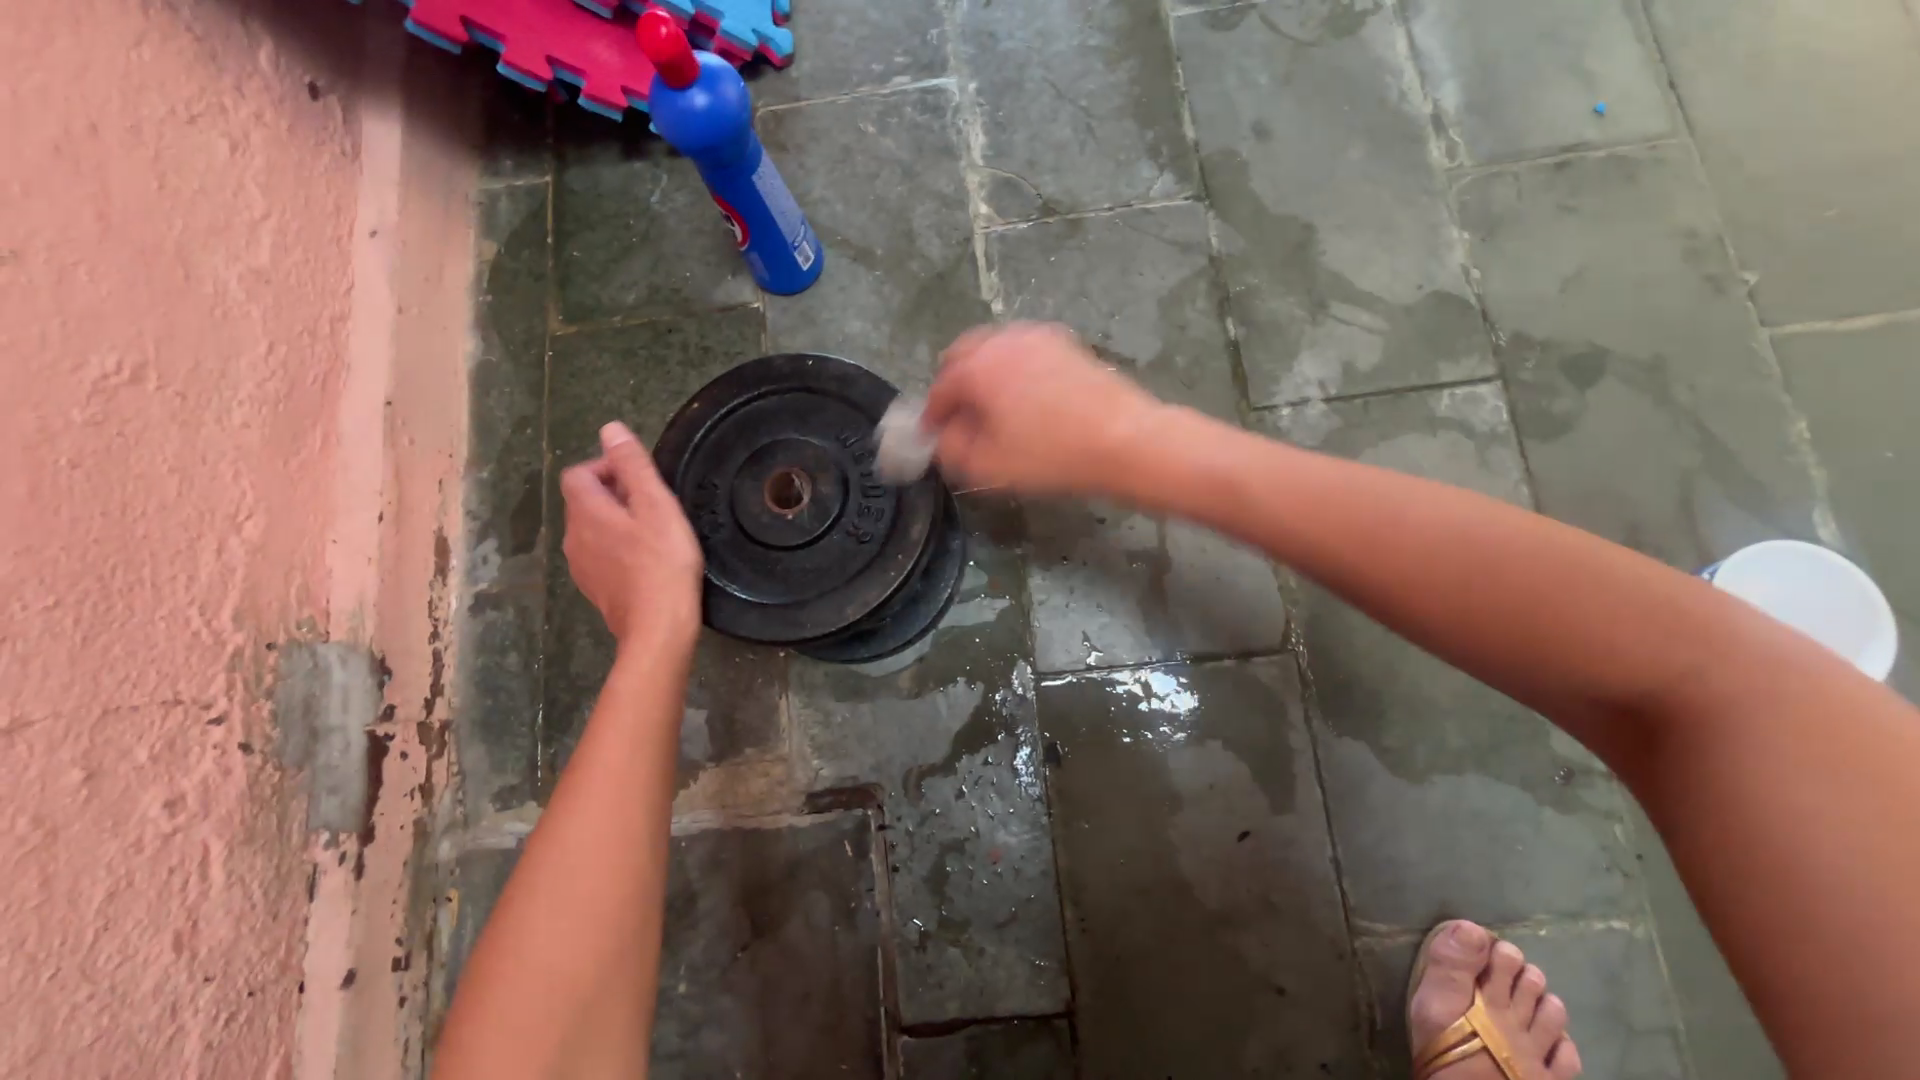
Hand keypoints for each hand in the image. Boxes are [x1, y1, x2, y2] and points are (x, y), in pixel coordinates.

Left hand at [559, 422, 703, 644]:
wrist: (657, 627)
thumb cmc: (663, 562)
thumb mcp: (656, 506)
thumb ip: (633, 466)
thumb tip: (610, 430)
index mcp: (586, 511)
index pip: (579, 473)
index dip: (607, 469)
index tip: (641, 481)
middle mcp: (574, 536)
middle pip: (584, 501)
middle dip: (614, 495)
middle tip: (654, 506)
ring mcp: (581, 566)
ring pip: (592, 530)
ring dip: (616, 523)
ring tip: (653, 534)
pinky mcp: (594, 588)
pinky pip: (600, 555)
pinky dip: (618, 550)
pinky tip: (646, 563)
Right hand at [923, 322, 1165, 496]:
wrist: (1125, 439)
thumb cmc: (1051, 455)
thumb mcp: (989, 466)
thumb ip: (951, 450)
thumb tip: (941, 438)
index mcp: (977, 366)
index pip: (939, 389)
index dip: (932, 417)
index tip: (934, 439)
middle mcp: (1002, 340)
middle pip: (962, 356)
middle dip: (956, 386)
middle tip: (962, 420)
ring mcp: (1037, 336)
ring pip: (994, 350)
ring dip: (985, 375)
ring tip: (994, 411)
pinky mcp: (1065, 343)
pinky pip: (1024, 352)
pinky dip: (1014, 370)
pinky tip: (1028, 401)